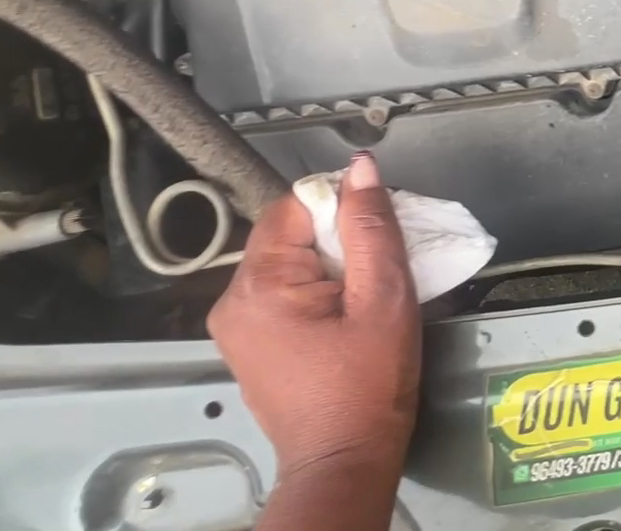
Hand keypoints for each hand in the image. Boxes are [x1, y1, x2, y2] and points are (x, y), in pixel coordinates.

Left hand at [208, 153, 421, 483]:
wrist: (347, 454)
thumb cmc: (370, 376)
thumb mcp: (384, 294)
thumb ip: (372, 227)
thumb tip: (361, 166)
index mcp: (259, 285)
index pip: (295, 205)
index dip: (343, 202)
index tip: (383, 223)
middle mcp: (232, 299)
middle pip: (291, 232)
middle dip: (342, 231)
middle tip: (388, 255)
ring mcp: (237, 323)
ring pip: (292, 258)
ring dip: (336, 257)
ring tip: (375, 280)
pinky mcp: (251, 340)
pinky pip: (287, 286)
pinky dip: (324, 281)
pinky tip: (354, 302)